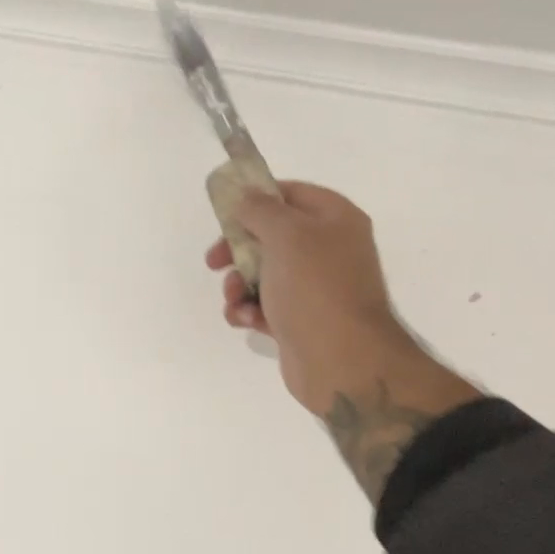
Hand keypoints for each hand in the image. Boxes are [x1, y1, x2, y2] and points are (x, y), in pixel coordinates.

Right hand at [207, 180, 480, 498]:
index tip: (224, 217)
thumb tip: (246, 196)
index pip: (291, 195)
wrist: (340, 358)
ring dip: (239, 286)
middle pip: (272, 238)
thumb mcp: (286, 235)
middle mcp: (328, 250)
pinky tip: (246, 322)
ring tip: (235, 301)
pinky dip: (250, 312)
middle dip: (239, 251)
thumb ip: (261, 210)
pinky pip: (266, 308)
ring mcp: (314, 288)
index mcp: (335, 219)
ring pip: (264, 276)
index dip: (256, 201)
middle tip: (214, 263)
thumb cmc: (315, 288)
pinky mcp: (300, 321)